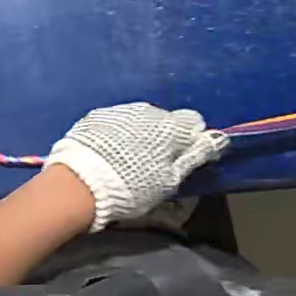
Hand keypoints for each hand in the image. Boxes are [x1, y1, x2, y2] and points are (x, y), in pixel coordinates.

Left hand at [46, 103, 227, 231]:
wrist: (79, 182)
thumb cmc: (131, 185)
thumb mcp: (169, 180)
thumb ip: (194, 157)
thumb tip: (216, 140)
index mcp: (168, 124)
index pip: (192, 122)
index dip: (189, 141)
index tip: (179, 159)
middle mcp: (143, 110)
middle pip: (162, 120)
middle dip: (161, 137)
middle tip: (150, 164)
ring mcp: (116, 111)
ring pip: (137, 120)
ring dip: (137, 134)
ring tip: (124, 160)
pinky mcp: (92, 117)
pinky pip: (113, 123)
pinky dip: (114, 134)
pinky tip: (105, 153)